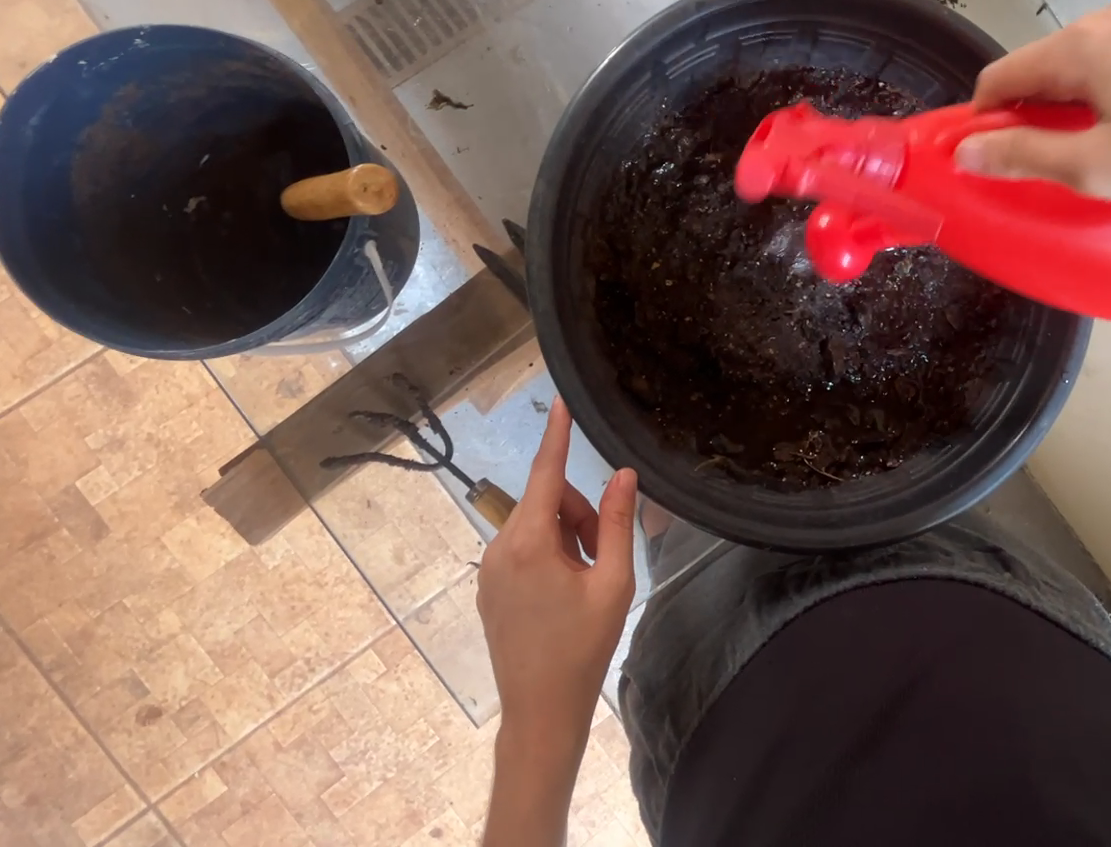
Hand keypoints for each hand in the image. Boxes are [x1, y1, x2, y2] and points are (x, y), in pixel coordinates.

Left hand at [476, 398, 638, 744]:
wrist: (540, 711)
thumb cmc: (583, 647)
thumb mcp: (613, 582)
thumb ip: (615, 522)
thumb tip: (622, 474)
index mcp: (530, 542)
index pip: (546, 473)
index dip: (556, 435)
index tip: (559, 400)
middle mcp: (500, 547)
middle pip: (547, 501)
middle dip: (579, 515)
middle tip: (601, 557)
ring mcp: (489, 568)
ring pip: (536, 524)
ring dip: (566, 536)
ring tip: (586, 579)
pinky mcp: (488, 586)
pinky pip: (522, 547)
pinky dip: (548, 552)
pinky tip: (564, 590)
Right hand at [956, 0, 1110, 227]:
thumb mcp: (1099, 168)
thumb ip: (1022, 155)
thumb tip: (964, 150)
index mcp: (1088, 42)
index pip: (1003, 74)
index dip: (985, 118)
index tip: (991, 157)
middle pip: (1049, 63)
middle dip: (1035, 110)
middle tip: (1052, 164)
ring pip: (1095, 58)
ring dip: (1080, 100)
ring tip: (1106, 147)